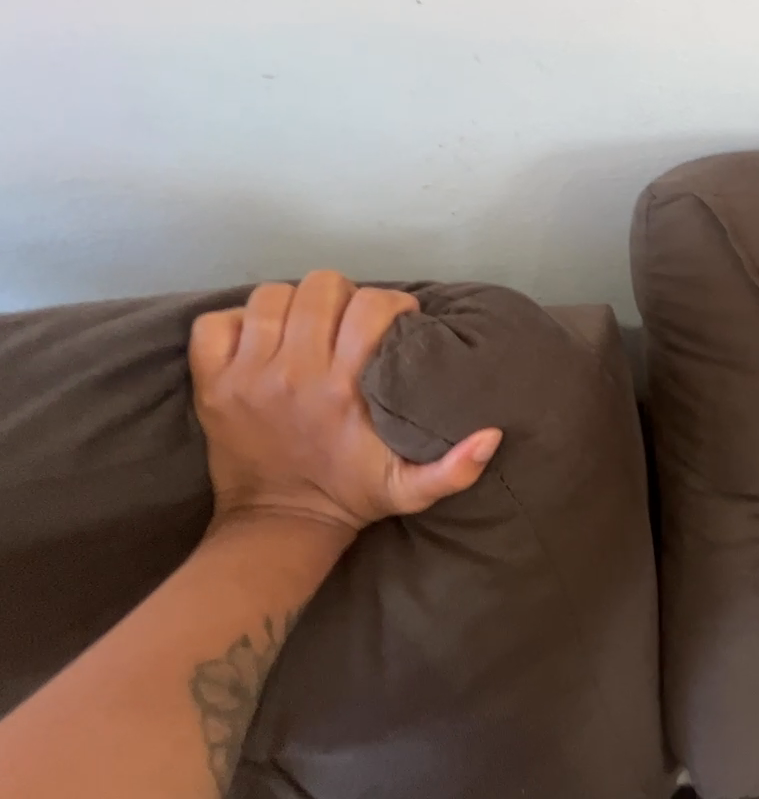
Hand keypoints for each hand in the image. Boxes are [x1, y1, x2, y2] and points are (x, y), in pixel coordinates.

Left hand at [189, 271, 502, 537]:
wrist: (279, 524)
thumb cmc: (355, 497)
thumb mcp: (417, 489)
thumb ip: (458, 468)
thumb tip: (493, 435)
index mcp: (344, 388)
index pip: (370, 307)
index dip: (393, 304)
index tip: (403, 321)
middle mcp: (293, 373)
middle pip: (319, 289)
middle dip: (345, 295)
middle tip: (357, 319)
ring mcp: (245, 376)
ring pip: (270, 297)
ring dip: (296, 304)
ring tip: (315, 324)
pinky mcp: (210, 383)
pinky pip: (216, 323)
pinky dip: (240, 321)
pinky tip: (266, 337)